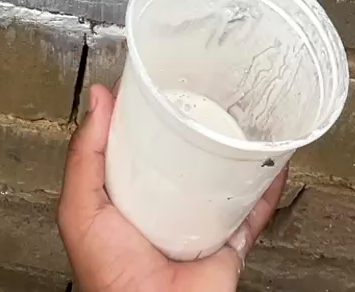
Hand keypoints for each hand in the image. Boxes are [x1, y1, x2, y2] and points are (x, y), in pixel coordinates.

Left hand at [56, 84, 286, 291]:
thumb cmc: (110, 280)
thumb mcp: (81, 210)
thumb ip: (85, 155)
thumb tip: (99, 98)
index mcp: (128, 196)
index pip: (138, 145)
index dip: (147, 114)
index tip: (157, 83)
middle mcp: (165, 207)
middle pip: (184, 159)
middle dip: (195, 128)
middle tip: (205, 94)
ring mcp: (199, 224)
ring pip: (222, 179)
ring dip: (234, 152)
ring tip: (243, 118)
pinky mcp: (229, 243)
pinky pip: (254, 211)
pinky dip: (267, 187)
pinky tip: (273, 161)